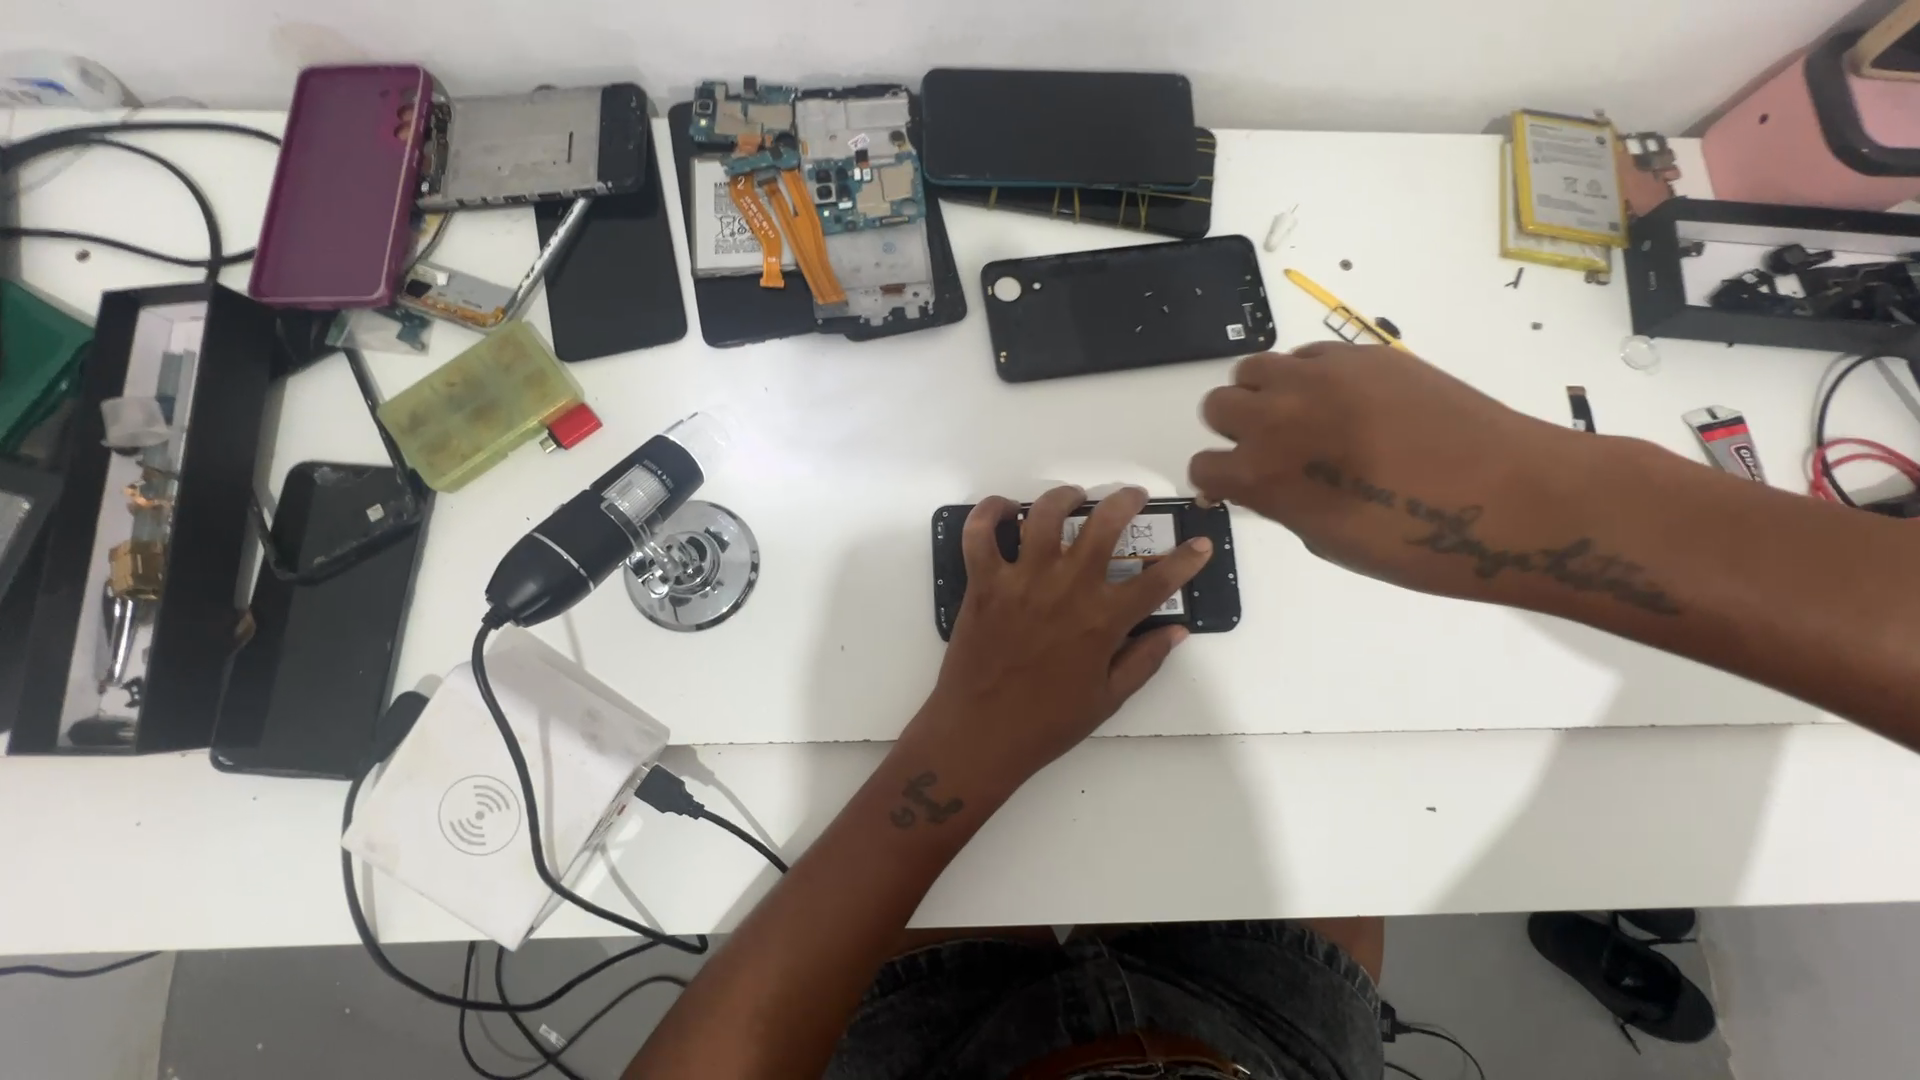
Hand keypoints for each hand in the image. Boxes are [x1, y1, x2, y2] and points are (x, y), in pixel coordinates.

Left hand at [908, 486, 1212, 793]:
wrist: (980, 733)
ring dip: (1063, 498)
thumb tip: (1177, 630)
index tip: (1200, 544)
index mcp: (1103, 620)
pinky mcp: (983, 582)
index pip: (1158, 580)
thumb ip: (1144, 659)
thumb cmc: (1047, 722)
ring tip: (1072, 498)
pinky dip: (989, 512)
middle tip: (1132, 497)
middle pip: (1104, 526)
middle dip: (1126, 501)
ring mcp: (1022, 580)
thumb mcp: (1108, 699)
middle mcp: (1067, 589)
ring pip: (1045, 516)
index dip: (1187, 559)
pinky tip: (1005, 510)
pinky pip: (980, 533)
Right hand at [1188, 343, 1584, 597]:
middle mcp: (1276, 417)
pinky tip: (1349, 404)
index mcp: (1262, 475)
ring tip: (1304, 418)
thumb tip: (1267, 484)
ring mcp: (1319, 376)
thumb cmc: (1414, 542)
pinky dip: (1311, 377)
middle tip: (1273, 449)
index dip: (1219, 480)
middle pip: (1217, 405)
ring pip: (1254, 369)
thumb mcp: (1326, 539)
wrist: (1510, 497)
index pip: (1203, 466)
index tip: (1238, 487)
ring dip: (1265, 394)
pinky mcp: (1362, 353)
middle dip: (1236, 429)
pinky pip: (1309, 355)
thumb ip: (1280, 502)